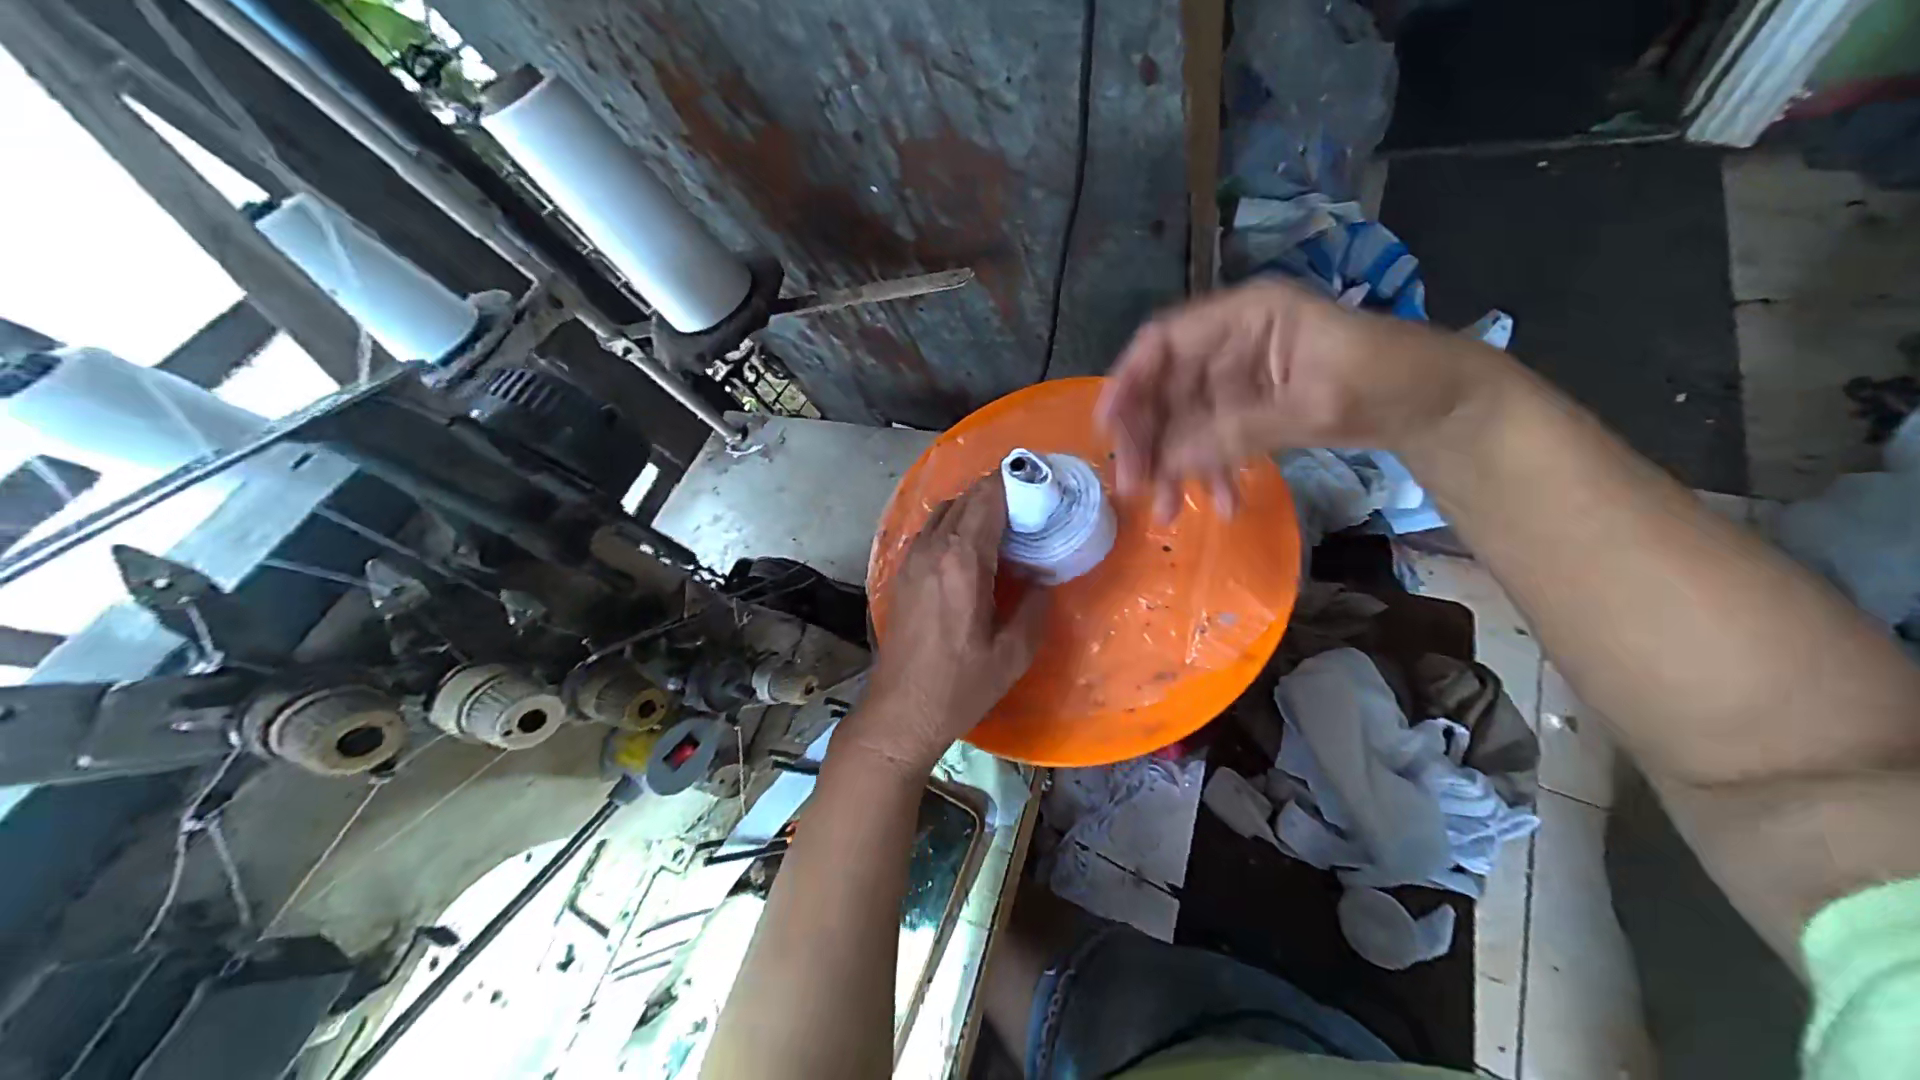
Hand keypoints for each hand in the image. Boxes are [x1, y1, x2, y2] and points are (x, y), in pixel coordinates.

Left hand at [847, 476, 1048, 774]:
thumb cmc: (958, 686)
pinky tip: (975, 548)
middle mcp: (932, 549)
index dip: (1013, 482)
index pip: (987, 499)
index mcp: (962, 561)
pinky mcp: (902, 573)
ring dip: (974, 508)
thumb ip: (1034, 609)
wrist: (900, 712)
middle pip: (965, 499)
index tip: (1038, 481)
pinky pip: (931, 532)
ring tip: (1007, 523)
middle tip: (1031, 503)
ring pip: (945, 512)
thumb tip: (1043, 580)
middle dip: (998, 492)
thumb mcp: (1012, 654)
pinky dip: (955, 525)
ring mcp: (911, 559)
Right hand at [1096, 280, 1507, 518]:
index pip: (1164, 342)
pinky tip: (1219, 503)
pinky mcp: (1250, 408)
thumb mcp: (1313, 404)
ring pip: (1184, 421)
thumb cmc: (1389, 380)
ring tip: (1168, 511)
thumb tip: (1168, 466)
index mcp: (1246, 318)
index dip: (1127, 382)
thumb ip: (1236, 431)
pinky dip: (1209, 471)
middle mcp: (1232, 344)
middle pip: (1166, 389)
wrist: (1440, 404)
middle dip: (1147, 440)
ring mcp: (1240, 379)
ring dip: (1173, 466)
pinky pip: (1213, 439)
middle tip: (1134, 488)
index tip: (1106, 429)